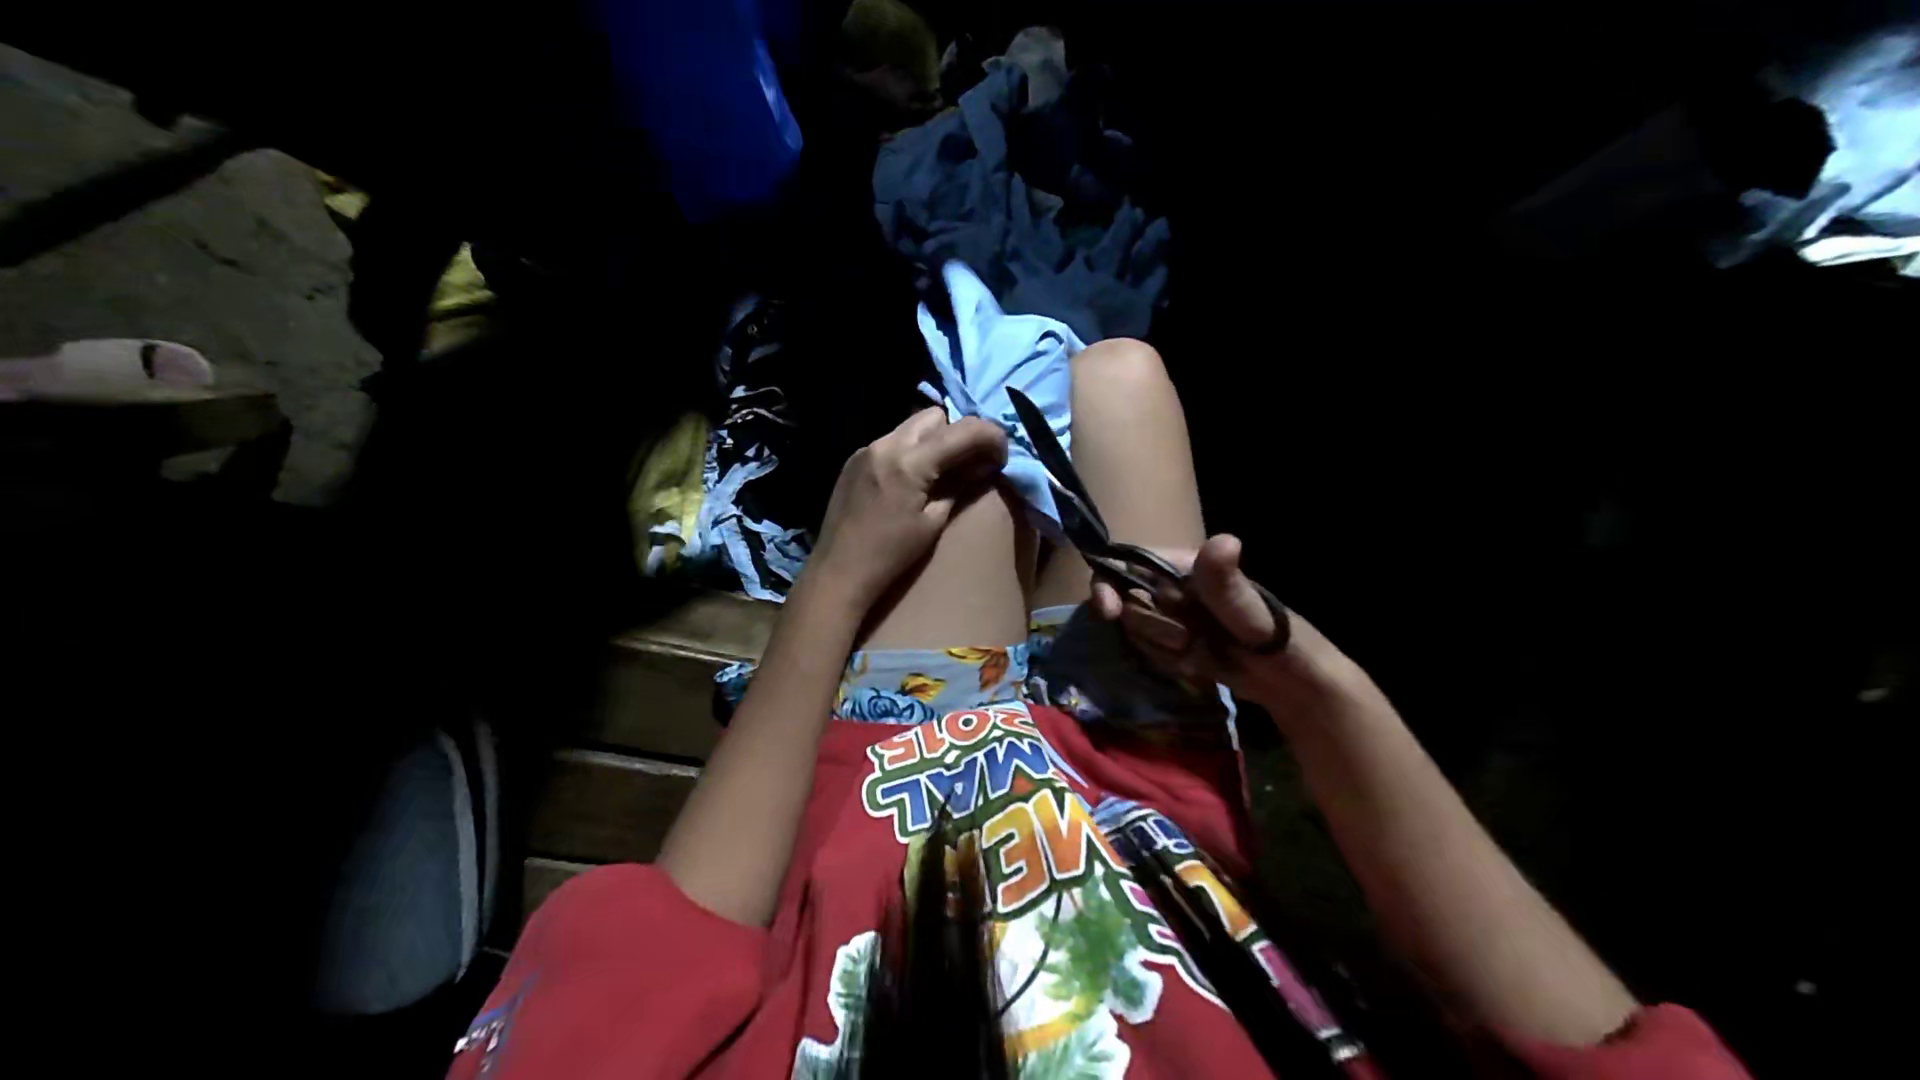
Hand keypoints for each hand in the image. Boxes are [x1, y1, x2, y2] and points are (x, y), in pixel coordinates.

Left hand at [806, 408, 1007, 612]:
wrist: (838, 571)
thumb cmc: (891, 556)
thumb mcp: (933, 522)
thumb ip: (960, 484)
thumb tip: (985, 463)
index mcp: (909, 462)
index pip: (963, 430)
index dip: (991, 437)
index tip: (1001, 457)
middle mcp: (885, 444)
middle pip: (935, 417)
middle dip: (958, 434)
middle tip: (971, 463)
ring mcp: (866, 449)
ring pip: (911, 425)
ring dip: (934, 440)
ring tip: (942, 471)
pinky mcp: (854, 459)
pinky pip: (891, 440)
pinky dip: (910, 450)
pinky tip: (911, 480)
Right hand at [1092, 534, 1384, 735]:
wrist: (1292, 682)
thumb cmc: (1276, 636)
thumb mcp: (1248, 611)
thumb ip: (1224, 582)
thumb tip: (1222, 541)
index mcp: (1181, 567)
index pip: (1125, 563)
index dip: (1107, 584)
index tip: (1109, 612)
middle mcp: (1169, 587)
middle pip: (1126, 603)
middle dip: (1150, 628)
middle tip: (1186, 642)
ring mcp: (1169, 616)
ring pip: (1134, 631)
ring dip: (1160, 648)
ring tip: (1197, 653)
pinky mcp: (1172, 643)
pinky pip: (1148, 653)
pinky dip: (1167, 663)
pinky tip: (1195, 665)